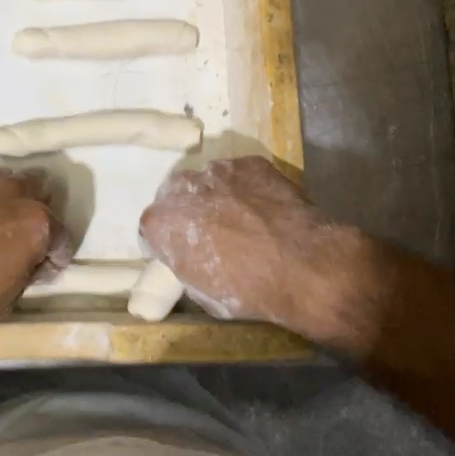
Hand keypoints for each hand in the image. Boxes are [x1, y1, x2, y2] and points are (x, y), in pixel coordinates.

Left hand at [0, 169, 69, 343]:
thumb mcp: (11, 297)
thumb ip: (28, 270)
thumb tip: (30, 261)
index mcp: (38, 224)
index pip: (63, 238)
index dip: (55, 258)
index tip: (42, 269)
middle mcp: (14, 194)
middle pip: (40, 196)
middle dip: (38, 217)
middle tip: (23, 241)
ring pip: (9, 182)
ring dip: (11, 201)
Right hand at [139, 157, 376, 344]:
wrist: (303, 265)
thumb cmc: (248, 289)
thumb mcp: (202, 293)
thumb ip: (185, 266)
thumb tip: (190, 259)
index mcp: (160, 221)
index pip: (151, 227)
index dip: (166, 240)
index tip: (181, 251)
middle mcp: (181, 186)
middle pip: (176, 195)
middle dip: (188, 211)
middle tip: (211, 232)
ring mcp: (217, 169)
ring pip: (208, 181)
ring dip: (217, 197)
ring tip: (242, 219)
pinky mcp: (250, 162)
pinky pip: (240, 174)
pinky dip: (247, 188)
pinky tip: (264, 209)